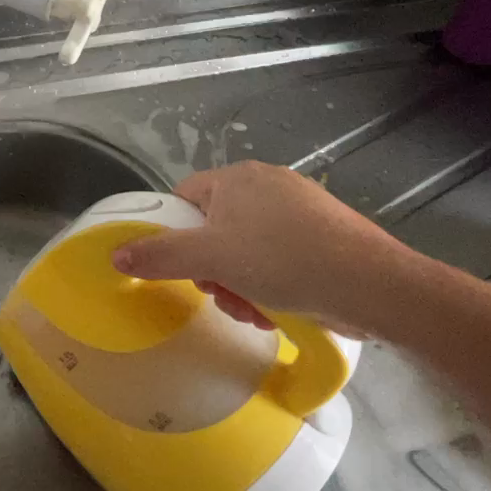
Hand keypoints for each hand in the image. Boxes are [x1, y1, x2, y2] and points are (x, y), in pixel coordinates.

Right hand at [111, 162, 418, 331]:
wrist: (373, 286)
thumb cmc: (283, 260)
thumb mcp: (210, 259)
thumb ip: (159, 255)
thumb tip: (116, 256)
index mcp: (237, 178)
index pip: (184, 198)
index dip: (173, 233)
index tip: (179, 266)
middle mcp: (267, 185)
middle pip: (213, 229)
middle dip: (211, 270)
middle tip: (219, 294)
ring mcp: (300, 211)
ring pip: (244, 250)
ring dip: (238, 285)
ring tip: (252, 311)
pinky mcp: (324, 237)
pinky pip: (277, 259)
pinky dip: (269, 285)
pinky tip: (276, 310)